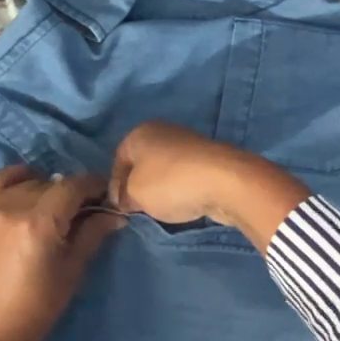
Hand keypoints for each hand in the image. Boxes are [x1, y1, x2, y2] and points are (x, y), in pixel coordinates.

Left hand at [0, 166, 124, 340]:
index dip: (95, 186)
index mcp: (41, 222)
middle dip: (74, 191)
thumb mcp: (73, 268)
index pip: (74, 186)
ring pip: (28, 182)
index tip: (107, 195)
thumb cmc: (40, 305)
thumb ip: (93, 233)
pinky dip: (17, 180)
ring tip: (55, 206)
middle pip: (52, 183)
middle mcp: (13, 206)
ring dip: (47, 188)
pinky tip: (28, 190)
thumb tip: (116, 214)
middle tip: (86, 209)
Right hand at [109, 122, 309, 249]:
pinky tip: (184, 203)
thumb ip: (125, 196)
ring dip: (161, 189)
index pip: (118, 159)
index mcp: (140, 132)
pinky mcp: (209, 159)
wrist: (224, 181)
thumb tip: (127, 199)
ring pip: (165, 169)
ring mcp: (189, 143)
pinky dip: (182, 189)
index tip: (118, 207)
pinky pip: (186, 176)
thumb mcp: (134, 194)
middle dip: (139, 186)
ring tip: (162, 209)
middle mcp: (164, 131)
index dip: (115, 185)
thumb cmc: (169, 183)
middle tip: (138, 209)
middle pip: (143, 163)